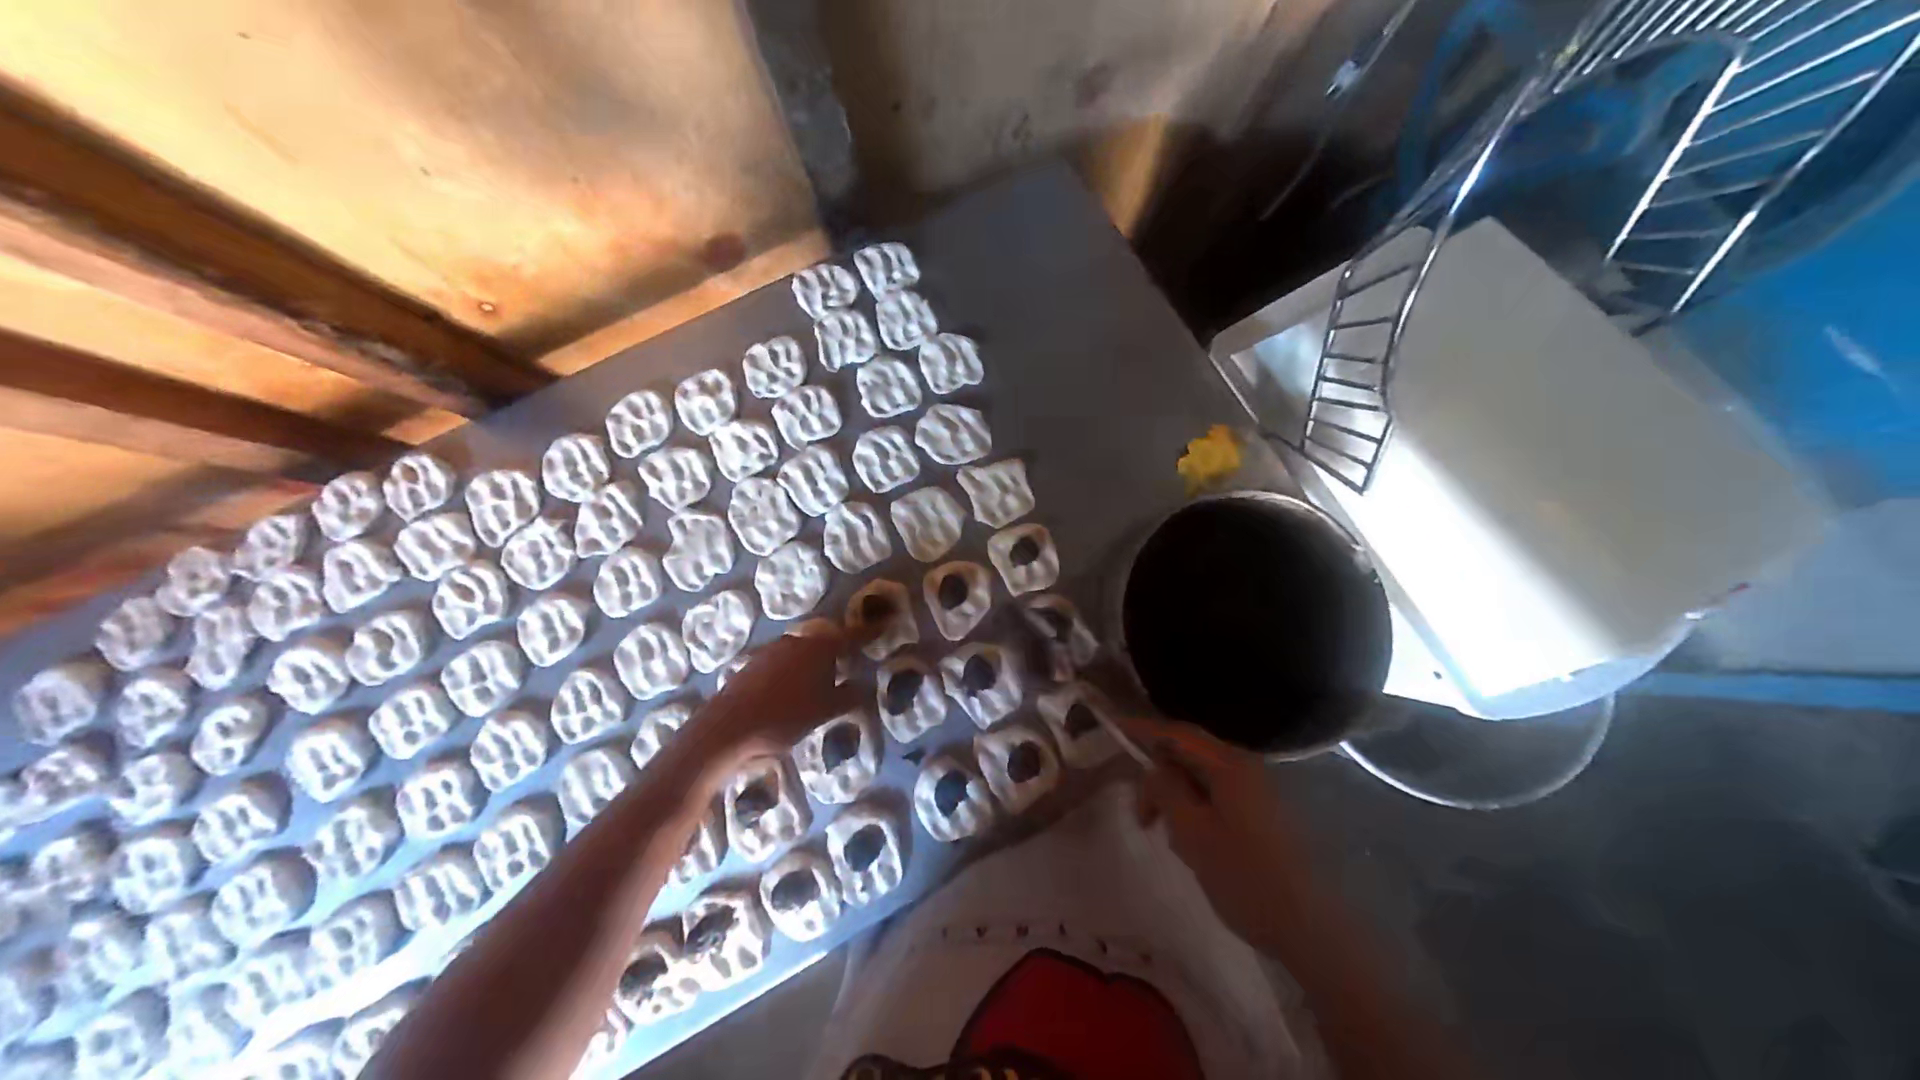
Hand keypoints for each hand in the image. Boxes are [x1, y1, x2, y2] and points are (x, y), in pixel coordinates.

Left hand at [695, 621, 875, 759]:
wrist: (727, 730)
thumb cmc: (784, 718)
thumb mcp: (826, 711)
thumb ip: (850, 695)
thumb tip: (864, 684)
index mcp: (818, 648)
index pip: (852, 637)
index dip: (870, 633)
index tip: (885, 624)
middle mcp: (795, 641)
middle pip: (824, 641)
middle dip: (839, 652)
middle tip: (851, 666)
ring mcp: (769, 651)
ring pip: (802, 652)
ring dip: (814, 664)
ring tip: (821, 686)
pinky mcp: (751, 665)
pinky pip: (782, 663)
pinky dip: (794, 673)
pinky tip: (792, 695)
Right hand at [1118, 712, 1316, 953]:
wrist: (1311, 929)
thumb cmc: (1244, 878)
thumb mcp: (1192, 833)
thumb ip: (1167, 790)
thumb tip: (1155, 767)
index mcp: (1229, 766)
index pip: (1178, 733)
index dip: (1144, 728)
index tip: (1115, 726)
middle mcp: (1247, 767)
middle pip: (1191, 753)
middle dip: (1159, 774)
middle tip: (1141, 814)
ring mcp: (1261, 791)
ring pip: (1204, 777)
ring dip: (1178, 795)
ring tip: (1167, 834)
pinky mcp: (1266, 814)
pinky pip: (1219, 795)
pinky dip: (1197, 807)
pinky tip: (1193, 841)